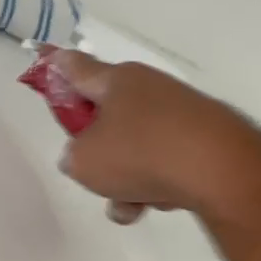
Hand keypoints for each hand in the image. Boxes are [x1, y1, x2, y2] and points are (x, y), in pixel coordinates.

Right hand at [48, 50, 260, 225]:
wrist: (217, 167)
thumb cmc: (138, 154)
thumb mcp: (82, 160)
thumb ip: (72, 155)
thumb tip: (84, 154)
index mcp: (116, 82)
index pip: (75, 68)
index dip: (55, 66)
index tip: (43, 55)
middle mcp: (147, 89)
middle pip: (105, 118)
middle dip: (95, 152)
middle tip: (90, 172)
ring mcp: (175, 113)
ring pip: (130, 150)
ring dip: (122, 181)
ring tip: (128, 205)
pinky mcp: (197, 138)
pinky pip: (157, 165)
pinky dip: (149, 186)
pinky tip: (152, 204)